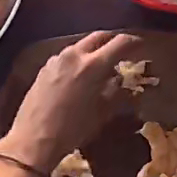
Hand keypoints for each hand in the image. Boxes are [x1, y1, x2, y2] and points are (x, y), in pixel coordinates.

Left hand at [0, 31, 140, 170]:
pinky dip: (79, 60)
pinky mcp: (44, 68)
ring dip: (95, 50)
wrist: (33, 139)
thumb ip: (115, 92)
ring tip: (103, 65)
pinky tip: (81, 75)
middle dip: (114, 41)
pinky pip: (67, 56)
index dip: (134, 42)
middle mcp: (74, 55)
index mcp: (92, 65)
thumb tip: (121, 81)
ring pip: (81, 45)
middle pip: (99, 36)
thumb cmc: (72, 130)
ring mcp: (56, 60)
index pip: (120, 42)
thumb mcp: (101, 114)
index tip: (142, 46)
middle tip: (125, 50)